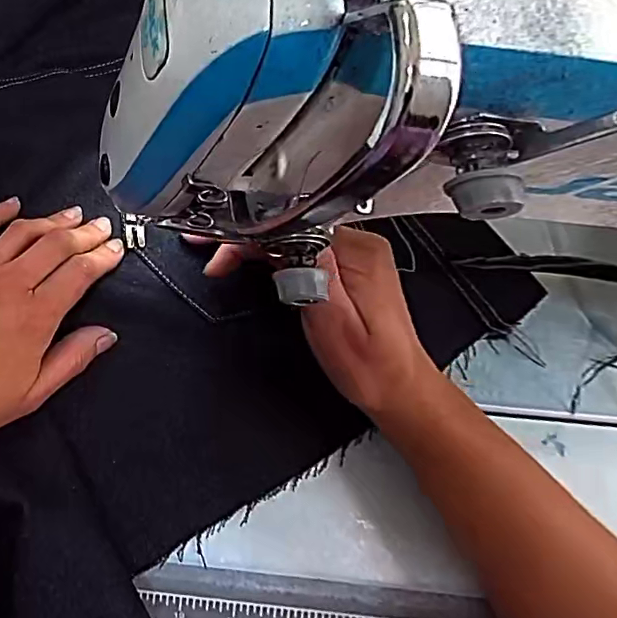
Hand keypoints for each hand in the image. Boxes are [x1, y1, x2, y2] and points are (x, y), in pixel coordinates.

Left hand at [0, 198, 122, 450]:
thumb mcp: (29, 395)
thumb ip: (71, 360)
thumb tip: (104, 336)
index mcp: (34, 317)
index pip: (79, 273)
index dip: (103, 257)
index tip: (115, 249)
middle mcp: (10, 285)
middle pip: (58, 245)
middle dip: (86, 232)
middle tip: (101, 226)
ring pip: (25, 232)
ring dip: (53, 219)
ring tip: (72, 214)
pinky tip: (12, 204)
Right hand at [205, 228, 444, 421]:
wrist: (399, 390)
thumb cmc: (371, 367)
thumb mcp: (333, 321)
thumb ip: (309, 273)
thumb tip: (283, 241)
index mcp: (356, 253)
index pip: (290, 228)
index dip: (249, 239)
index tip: (221, 256)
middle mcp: (360, 245)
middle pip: (290, 228)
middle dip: (249, 242)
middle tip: (217, 262)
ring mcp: (357, 254)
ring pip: (295, 237)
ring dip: (261, 249)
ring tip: (230, 263)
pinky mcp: (351, 266)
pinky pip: (306, 248)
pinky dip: (279, 256)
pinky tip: (264, 266)